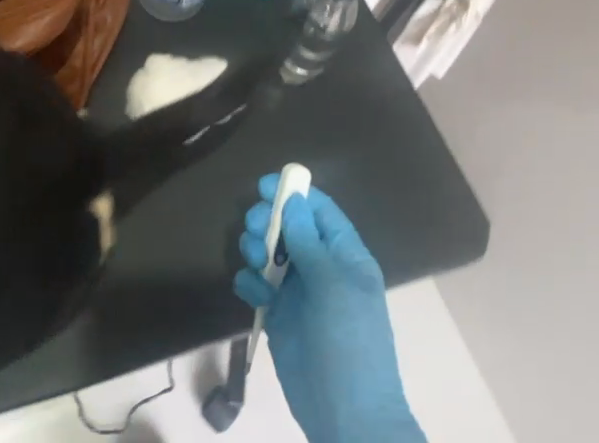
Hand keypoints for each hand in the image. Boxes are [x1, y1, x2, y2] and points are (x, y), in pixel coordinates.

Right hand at [235, 176, 423, 442]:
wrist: (347, 413)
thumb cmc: (350, 343)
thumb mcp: (334, 287)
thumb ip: (310, 242)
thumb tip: (293, 199)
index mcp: (346, 257)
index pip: (320, 212)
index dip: (294, 194)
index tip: (263, 185)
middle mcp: (322, 269)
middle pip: (289, 227)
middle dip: (268, 221)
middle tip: (253, 226)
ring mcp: (299, 293)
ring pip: (270, 253)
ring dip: (256, 248)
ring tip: (253, 258)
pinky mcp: (278, 316)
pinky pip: (257, 285)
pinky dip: (249, 280)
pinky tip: (249, 289)